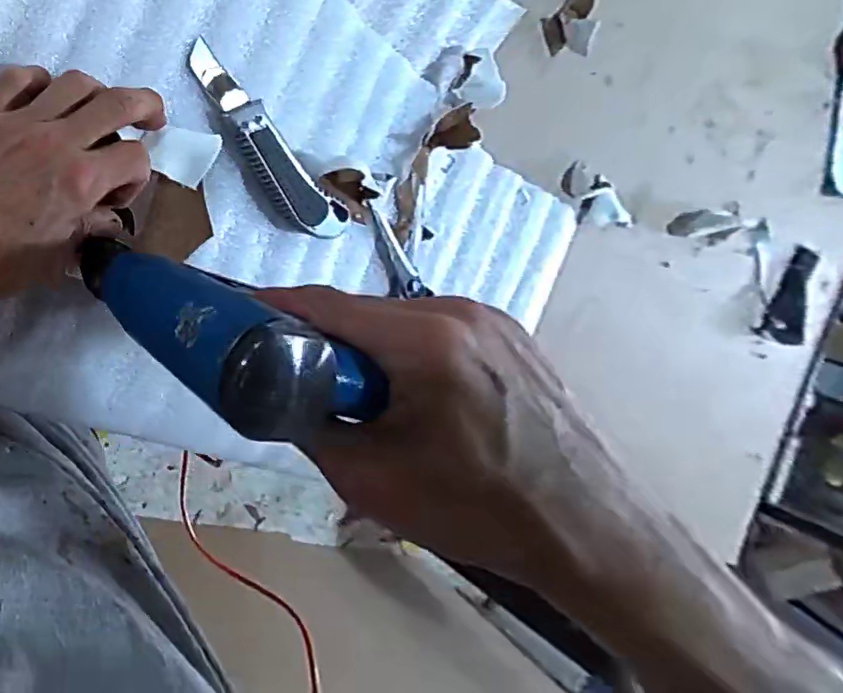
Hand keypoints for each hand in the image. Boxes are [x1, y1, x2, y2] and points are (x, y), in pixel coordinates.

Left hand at [0, 66, 165, 306]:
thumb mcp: (51, 262)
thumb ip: (89, 233)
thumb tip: (110, 219)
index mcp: (78, 181)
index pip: (135, 158)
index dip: (138, 176)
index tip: (117, 195)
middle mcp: (57, 141)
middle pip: (119, 102)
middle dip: (146, 105)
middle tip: (150, 118)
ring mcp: (20, 121)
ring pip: (74, 81)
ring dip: (97, 91)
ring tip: (95, 108)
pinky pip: (19, 77)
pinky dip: (39, 81)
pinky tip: (42, 96)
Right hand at [254, 287, 620, 592]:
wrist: (601, 539)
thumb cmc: (484, 512)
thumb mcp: (371, 479)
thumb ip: (310, 426)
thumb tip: (280, 395)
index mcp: (426, 340)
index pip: (327, 304)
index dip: (276, 305)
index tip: (240, 312)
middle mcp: (459, 311)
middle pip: (362, 310)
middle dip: (325, 338)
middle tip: (301, 373)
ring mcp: (491, 317)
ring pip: (397, 318)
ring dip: (367, 346)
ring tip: (362, 394)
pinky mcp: (510, 333)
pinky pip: (434, 328)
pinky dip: (407, 351)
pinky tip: (413, 393)